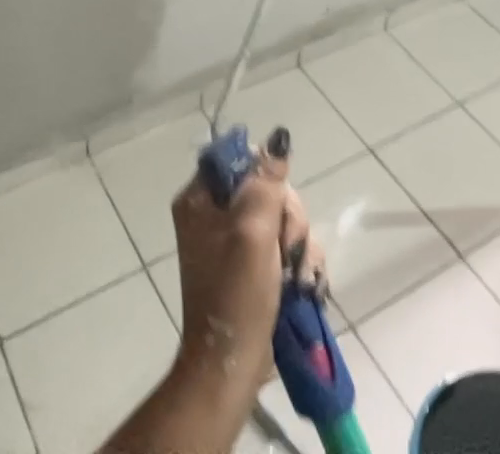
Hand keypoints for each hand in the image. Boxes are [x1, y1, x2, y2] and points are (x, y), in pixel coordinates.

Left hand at [169, 145, 323, 385]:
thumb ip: (265, 184)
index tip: (274, 204)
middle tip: (283, 246)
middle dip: (286, 218)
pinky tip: (300, 283)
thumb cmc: (236, 293)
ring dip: (297, 244)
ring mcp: (234, 241)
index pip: (238, 160)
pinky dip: (298, 262)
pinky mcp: (254, 265)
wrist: (233, 360)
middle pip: (267, 189)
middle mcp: (213, 215)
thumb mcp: (253, 232)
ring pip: (283, 218)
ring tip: (293, 273)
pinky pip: (286, 245)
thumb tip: (277, 140)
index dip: (264, 177)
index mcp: (200, 200)